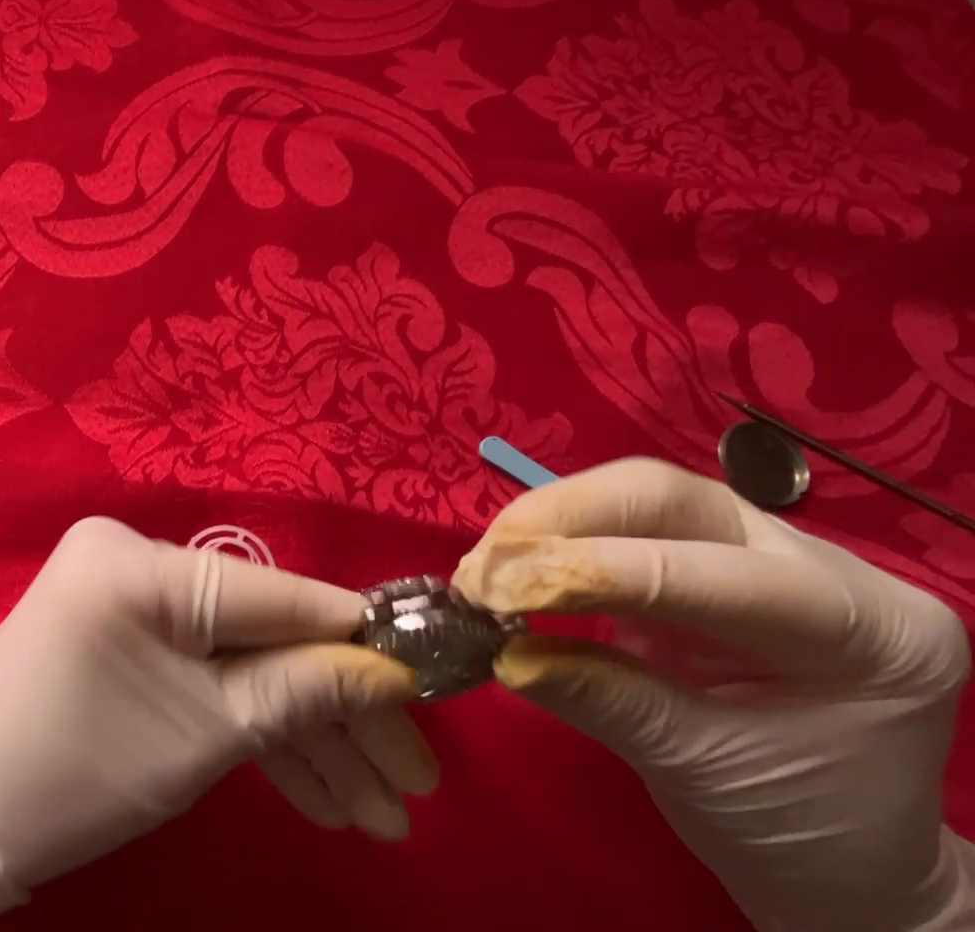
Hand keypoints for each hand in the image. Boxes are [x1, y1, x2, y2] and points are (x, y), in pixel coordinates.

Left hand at [0, 517, 432, 929]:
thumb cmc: (77, 769)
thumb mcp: (205, 736)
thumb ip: (303, 692)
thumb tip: (390, 670)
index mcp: (143, 564)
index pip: (282, 597)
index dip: (364, 644)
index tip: (438, 688)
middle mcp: (135, 561)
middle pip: (267, 637)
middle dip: (339, 715)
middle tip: (412, 786)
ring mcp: (128, 600)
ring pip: (240, 666)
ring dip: (305, 737)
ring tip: (379, 815)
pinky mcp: (125, 637)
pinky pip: (202, 674)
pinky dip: (252, 730)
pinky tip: (318, 793)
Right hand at [453, 458, 973, 931]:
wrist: (835, 852)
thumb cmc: (797, 825)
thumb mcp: (702, 771)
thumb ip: (608, 700)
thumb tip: (503, 653)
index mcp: (866, 628)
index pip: (713, 572)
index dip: (599, 570)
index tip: (499, 591)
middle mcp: (819, 563)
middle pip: (670, 498)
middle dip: (562, 518)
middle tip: (484, 565)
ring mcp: (759, 549)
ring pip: (637, 495)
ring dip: (544, 521)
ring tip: (482, 568)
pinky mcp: (700, 555)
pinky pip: (617, 520)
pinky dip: (551, 537)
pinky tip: (509, 566)